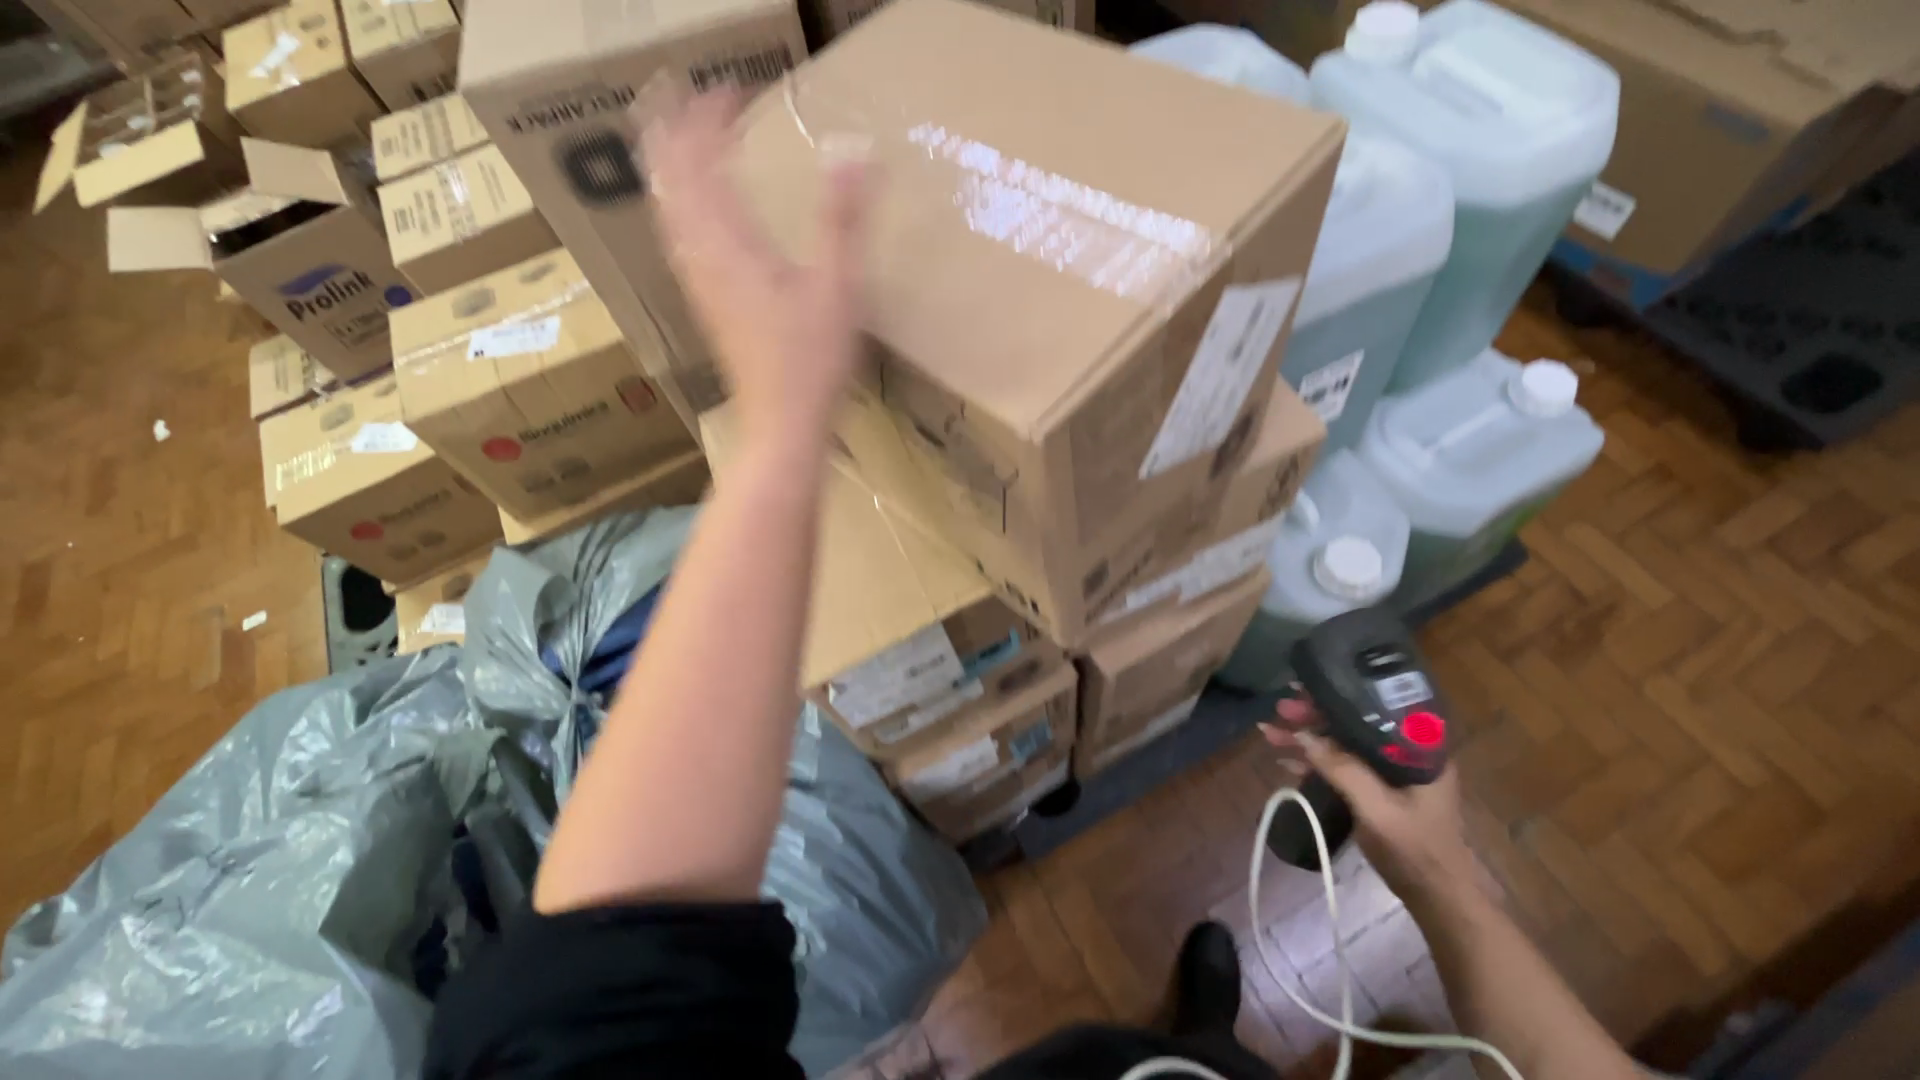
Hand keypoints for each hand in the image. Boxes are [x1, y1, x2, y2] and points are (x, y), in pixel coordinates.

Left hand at [641, 91, 873, 438]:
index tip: (729, 92)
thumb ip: (843, 219)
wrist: (780, 424)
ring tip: (677, 141)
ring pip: (669, 212)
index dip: (710, 121)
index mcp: (731, 244)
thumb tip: (856, 153)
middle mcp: (703, 258)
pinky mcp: (707, 306)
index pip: (703, 164)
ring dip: (670, 170)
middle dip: (674, 135)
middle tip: (684, 100)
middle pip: (672, 182)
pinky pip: (679, 241)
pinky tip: (690, 214)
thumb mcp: (839, 287)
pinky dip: (678, 209)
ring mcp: (700, 284)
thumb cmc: (811, 361)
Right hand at [1261, 695, 1494, 907]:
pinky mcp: (1378, 793)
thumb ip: (1342, 769)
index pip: (1375, 708)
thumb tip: (1304, 735)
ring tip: (1270, 731)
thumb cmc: (1415, 850)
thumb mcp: (1377, 808)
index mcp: (1418, 749)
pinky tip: (1287, 762)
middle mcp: (1405, 754)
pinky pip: (1343, 768)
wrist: (1437, 897)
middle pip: (1353, 725)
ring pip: (1344, 746)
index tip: (1304, 689)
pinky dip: (1316, 763)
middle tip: (1280, 708)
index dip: (1337, 695)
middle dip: (1315, 716)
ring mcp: (1391, 775)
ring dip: (1309, 740)